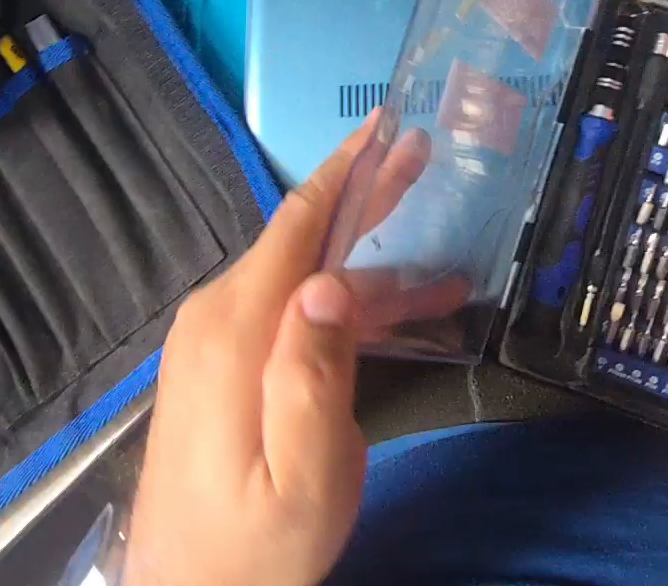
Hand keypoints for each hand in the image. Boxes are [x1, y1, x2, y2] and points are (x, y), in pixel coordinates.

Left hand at [124, 116, 427, 585]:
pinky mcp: (227, 359)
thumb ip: (314, 377)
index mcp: (236, 330)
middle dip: (368, 197)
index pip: (298, 223)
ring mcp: (219, 336)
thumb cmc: (254, 550)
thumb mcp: (305, 478)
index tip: (383, 125)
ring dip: (376, 276)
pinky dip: (350, 310)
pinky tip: (399, 320)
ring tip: (448, 284)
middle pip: (305, 236)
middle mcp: (220, 315)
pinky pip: (296, 312)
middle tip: (421, 157)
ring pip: (309, 279)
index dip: (345, 170)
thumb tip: (330, 282)